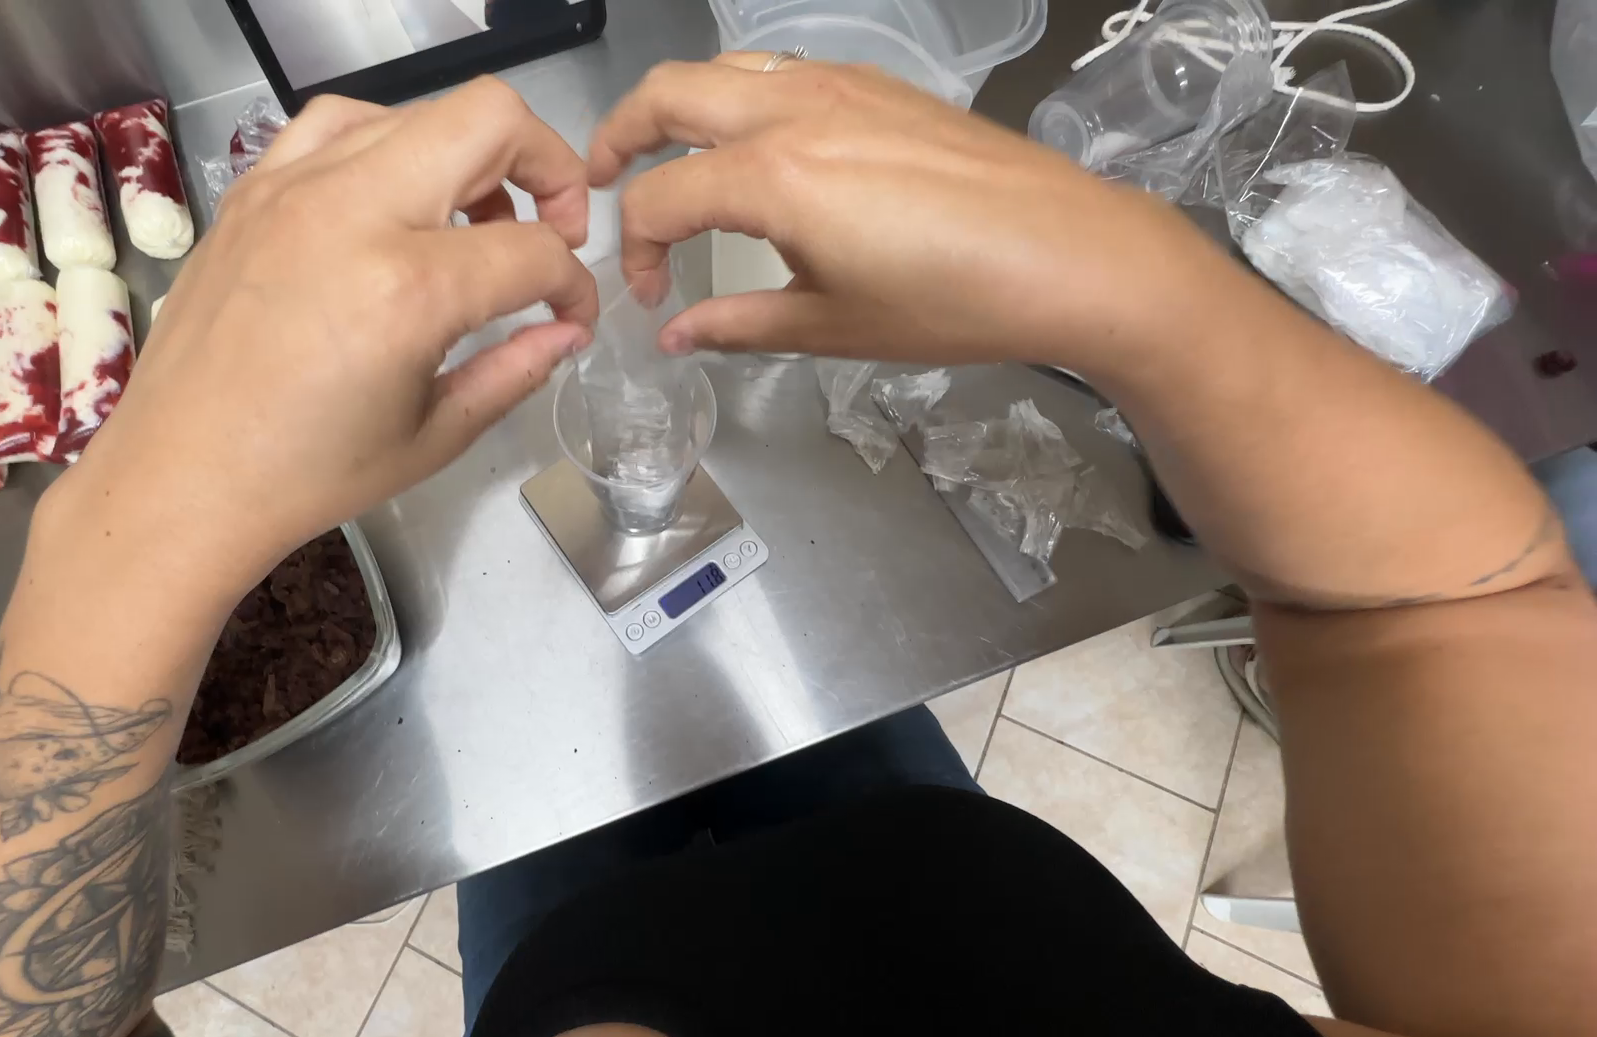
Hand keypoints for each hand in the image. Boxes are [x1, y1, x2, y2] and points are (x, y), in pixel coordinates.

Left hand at [48, 78, 597, 597]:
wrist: (186, 474)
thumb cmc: (317, 474)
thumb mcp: (437, 434)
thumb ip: (517, 370)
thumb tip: (569, 331)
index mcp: (408, 289)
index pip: (533, 252)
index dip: (575, 285)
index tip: (573, 317)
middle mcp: (354, 211)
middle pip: (490, 121)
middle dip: (551, 168)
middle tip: (557, 229)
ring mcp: (294, 184)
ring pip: (419, 110)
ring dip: (474, 156)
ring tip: (478, 222)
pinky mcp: (255, 186)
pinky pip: (342, 124)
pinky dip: (395, 145)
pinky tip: (400, 200)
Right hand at [590, 55, 1256, 368]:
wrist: (1068, 255)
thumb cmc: (944, 304)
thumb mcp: (827, 326)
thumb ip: (735, 326)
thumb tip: (671, 336)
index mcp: (773, 177)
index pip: (660, 200)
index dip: (635, 252)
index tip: (651, 300)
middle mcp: (793, 110)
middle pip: (670, 93)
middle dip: (618, 135)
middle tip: (599, 182)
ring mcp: (839, 84)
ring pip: (724, 70)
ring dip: (677, 109)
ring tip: (665, 160)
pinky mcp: (877, 85)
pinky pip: (778, 74)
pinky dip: (736, 104)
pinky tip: (751, 152)